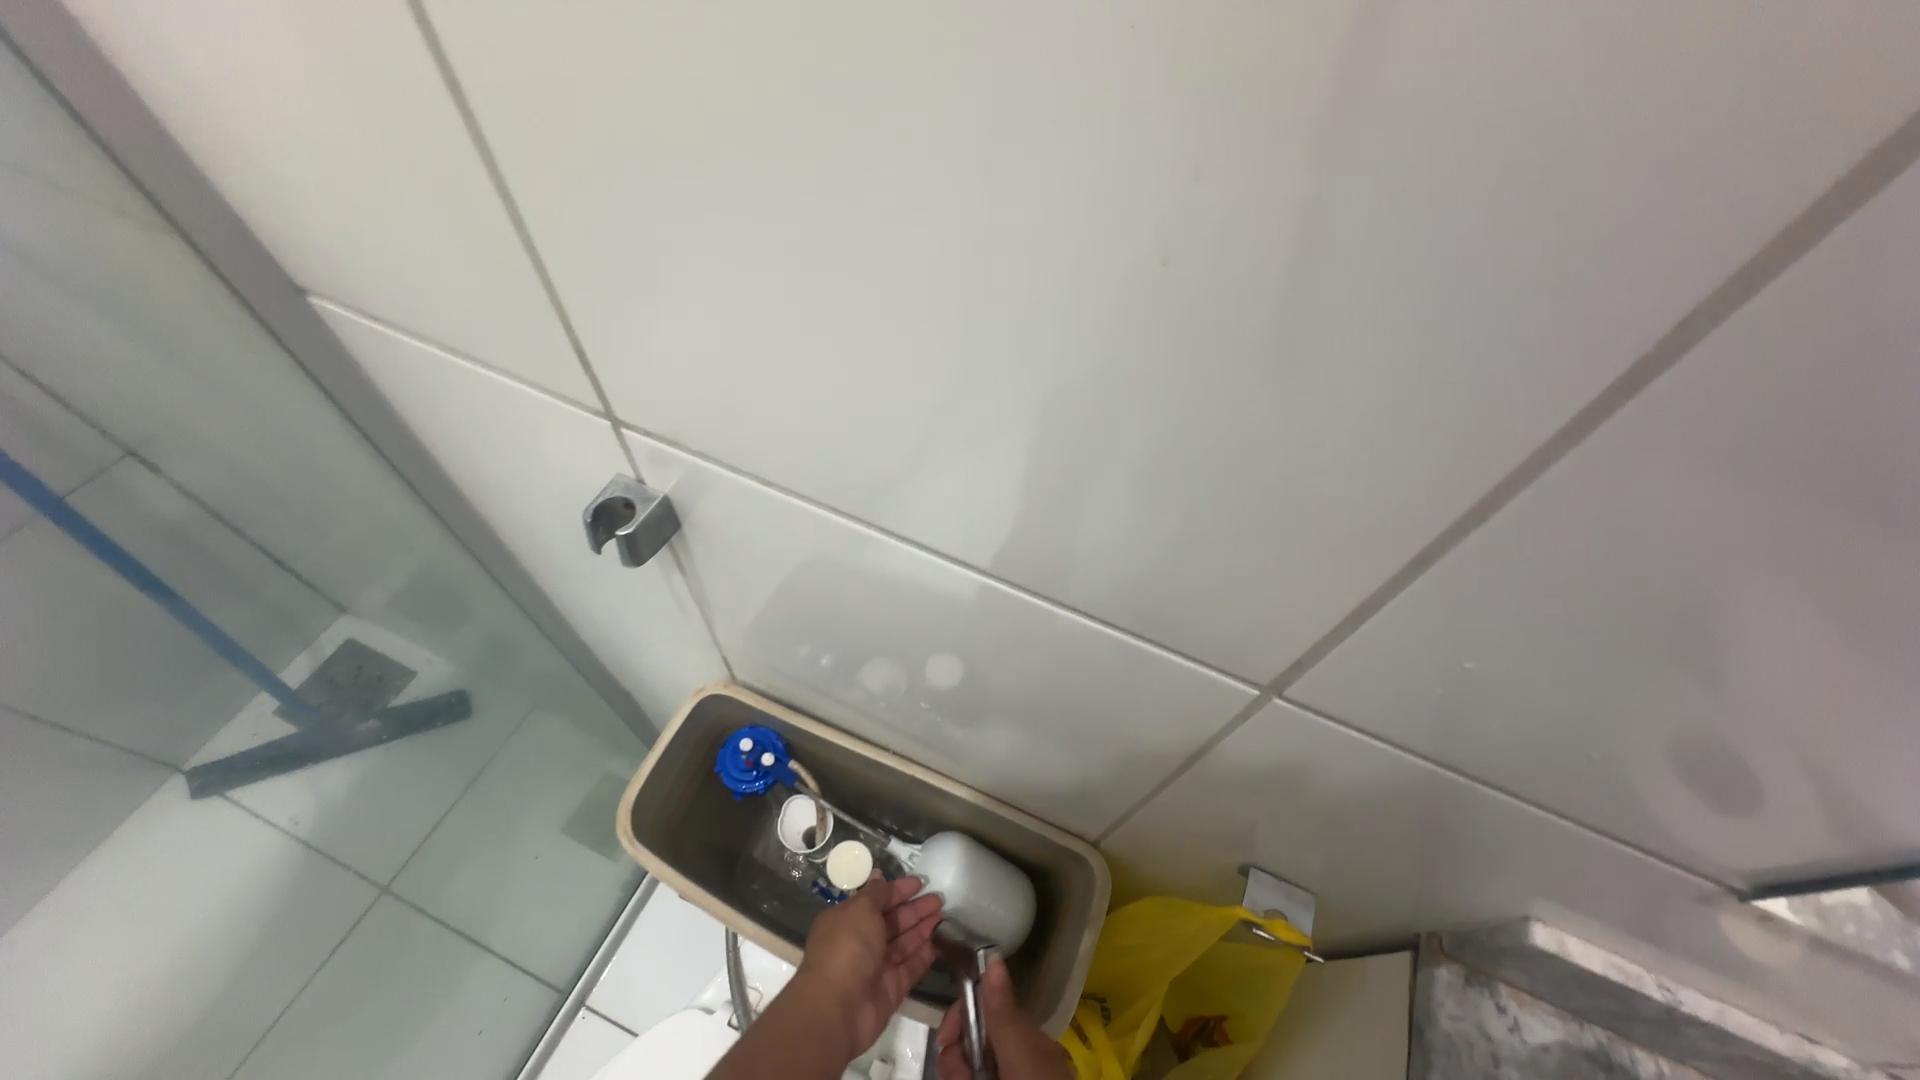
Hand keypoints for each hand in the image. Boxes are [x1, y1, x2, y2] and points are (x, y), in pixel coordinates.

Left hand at [793, 872, 943, 1058]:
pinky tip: (939, 941)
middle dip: (915, 909)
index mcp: (847, 920)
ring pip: (903, 942)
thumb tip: (879, 875)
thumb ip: (876, 894)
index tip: (920, 882)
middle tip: (939, 898)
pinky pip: (910, 967)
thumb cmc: (847, 947)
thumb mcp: (860, 910)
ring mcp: (877, 966)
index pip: (876, 900)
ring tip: (943, 914)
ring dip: (922, 928)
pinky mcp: (891, 988)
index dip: (898, 890)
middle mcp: (861, 942)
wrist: (838, 1008)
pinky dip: (924, 954)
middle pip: (892, 921)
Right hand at [936, 955, 1074, 1079]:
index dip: (959, 1021)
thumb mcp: (1021, 1054)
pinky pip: (969, 1079)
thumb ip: (1002, 1012)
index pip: (982, 1012)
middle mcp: (1013, 1062)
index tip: (946, 1040)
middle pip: (968, 1048)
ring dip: (957, 1075)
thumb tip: (993, 957)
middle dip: (956, 1063)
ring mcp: (1002, 1076)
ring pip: (964, 1071)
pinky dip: (962, 1078)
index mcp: (1024, 1042)